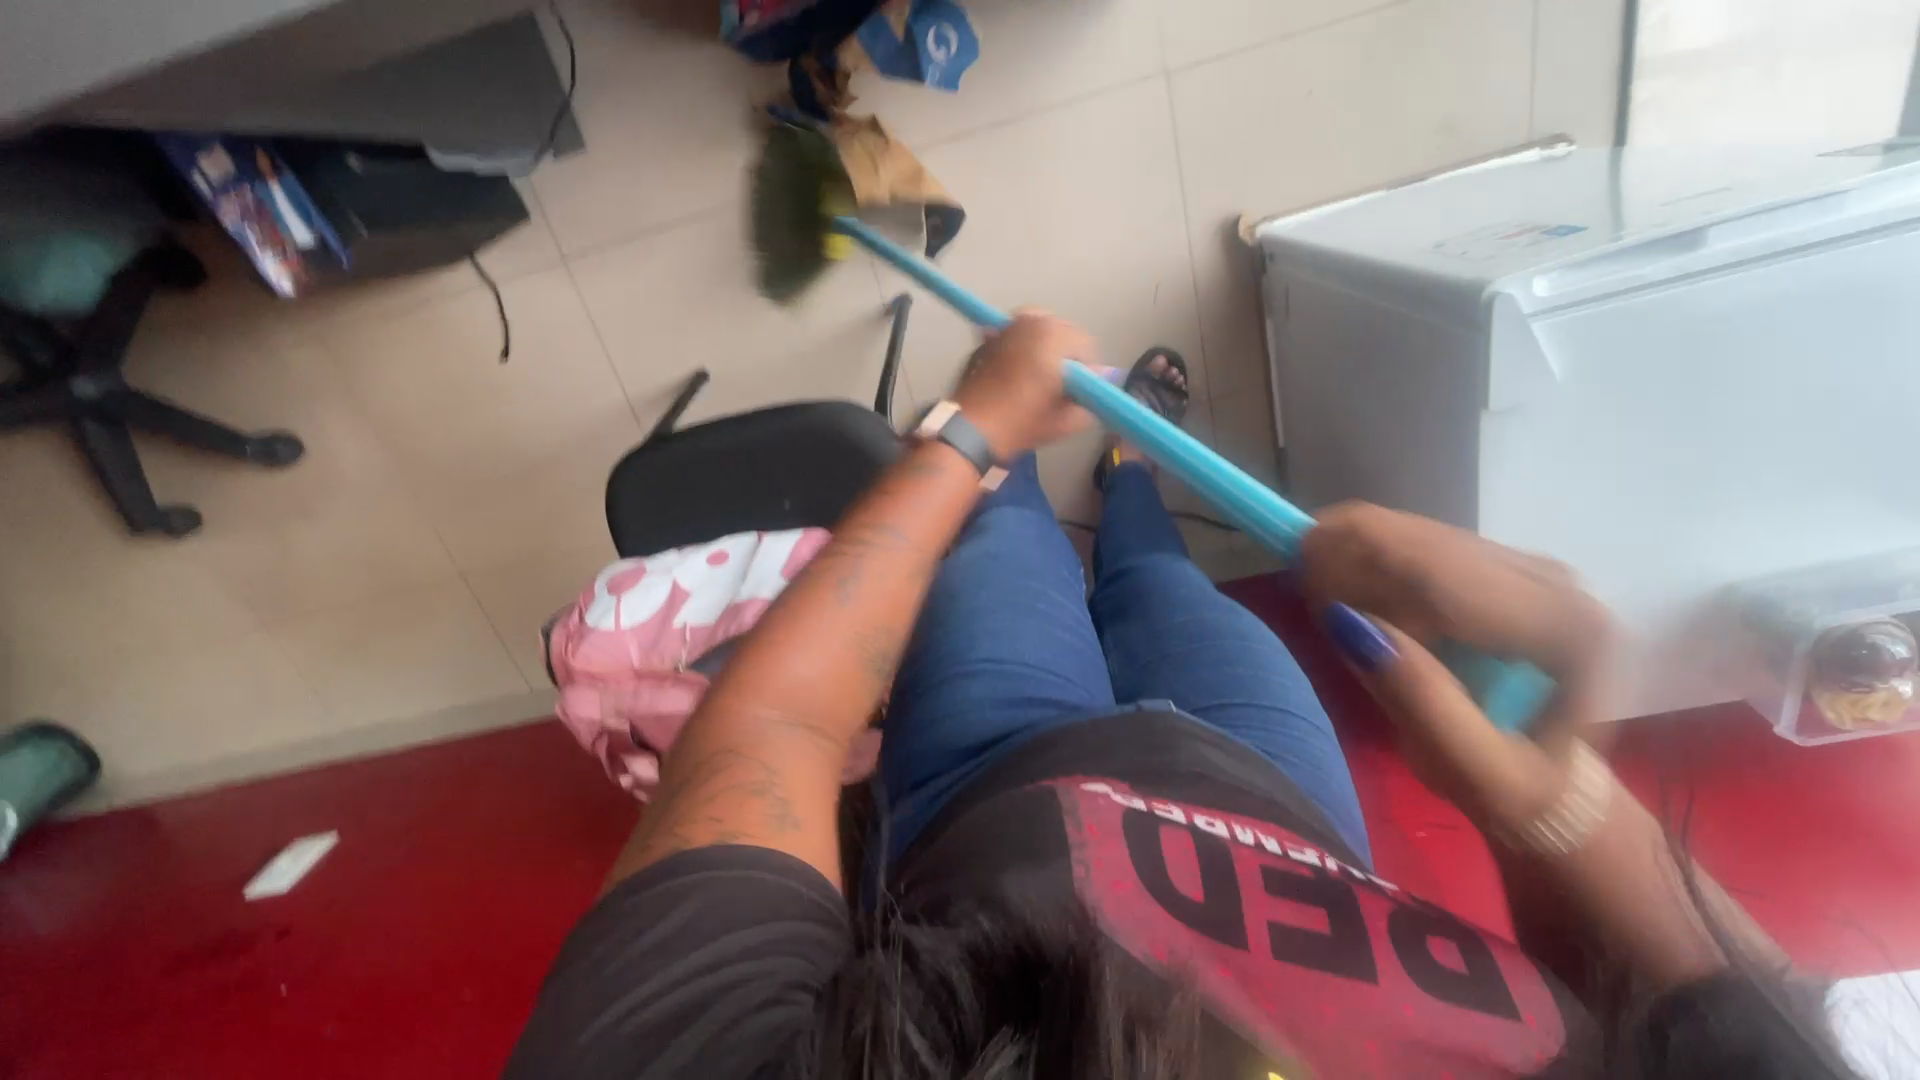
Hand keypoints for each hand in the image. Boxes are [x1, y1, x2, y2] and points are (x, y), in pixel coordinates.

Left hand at [951, 310, 1096, 457]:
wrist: (969, 430)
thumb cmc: (1020, 424)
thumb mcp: (1065, 421)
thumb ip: (1092, 398)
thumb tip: (1103, 379)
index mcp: (1054, 336)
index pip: (1086, 345)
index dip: (1089, 369)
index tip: (1082, 391)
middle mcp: (1030, 321)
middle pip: (1062, 330)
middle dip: (1066, 354)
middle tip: (1061, 385)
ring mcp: (1004, 326)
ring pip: (1037, 327)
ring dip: (1044, 346)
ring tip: (1039, 375)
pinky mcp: (985, 338)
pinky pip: (1013, 335)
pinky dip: (1021, 346)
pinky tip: (1017, 371)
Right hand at [1300, 503, 1615, 832]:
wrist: (1560, 784)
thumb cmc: (1515, 788)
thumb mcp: (1469, 769)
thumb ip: (1420, 699)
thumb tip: (1351, 622)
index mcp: (1562, 629)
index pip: (1443, 570)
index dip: (1362, 553)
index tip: (1297, 562)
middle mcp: (1555, 583)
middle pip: (1428, 541)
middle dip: (1352, 550)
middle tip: (1300, 582)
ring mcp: (1533, 572)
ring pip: (1421, 536)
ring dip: (1360, 555)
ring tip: (1324, 595)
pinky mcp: (1508, 571)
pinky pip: (1426, 546)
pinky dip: (1377, 562)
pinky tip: (1357, 596)